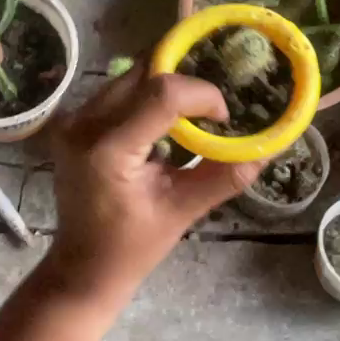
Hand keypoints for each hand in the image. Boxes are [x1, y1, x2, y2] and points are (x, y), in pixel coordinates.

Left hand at [40, 70, 262, 300]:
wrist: (82, 266)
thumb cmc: (132, 247)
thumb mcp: (182, 212)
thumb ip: (223, 177)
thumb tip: (266, 151)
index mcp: (109, 151)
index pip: (163, 95)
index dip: (202, 95)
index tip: (222, 117)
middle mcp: (83, 125)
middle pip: (145, 74)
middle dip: (185, 86)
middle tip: (209, 112)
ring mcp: (73, 121)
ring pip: (130, 76)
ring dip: (165, 88)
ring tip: (190, 118)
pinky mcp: (72, 122)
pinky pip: (117, 91)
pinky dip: (146, 97)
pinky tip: (163, 124)